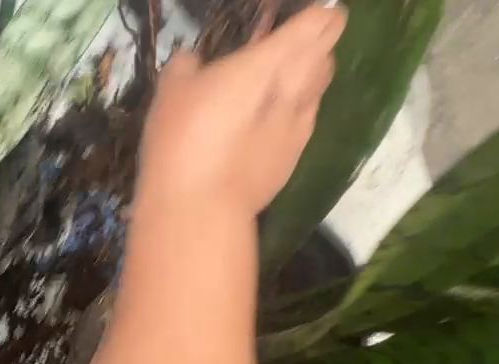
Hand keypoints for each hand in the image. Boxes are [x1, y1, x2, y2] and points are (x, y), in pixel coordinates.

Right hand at [137, 5, 346, 216]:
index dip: (312, 16)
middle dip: (309, 50)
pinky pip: (299, 129)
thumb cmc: (183, 140)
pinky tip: (255, 140)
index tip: (286, 26)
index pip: (324, 18)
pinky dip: (284, 126)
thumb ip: (188, 67)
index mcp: (278, 57)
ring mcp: (301, 127)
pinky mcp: (292, 161)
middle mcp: (302, 86)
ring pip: (317, 91)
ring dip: (301, 87)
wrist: (197, 209)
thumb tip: (192, 63)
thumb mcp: (170, 92)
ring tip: (267, 101)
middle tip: (274, 62)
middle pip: (328, 52)